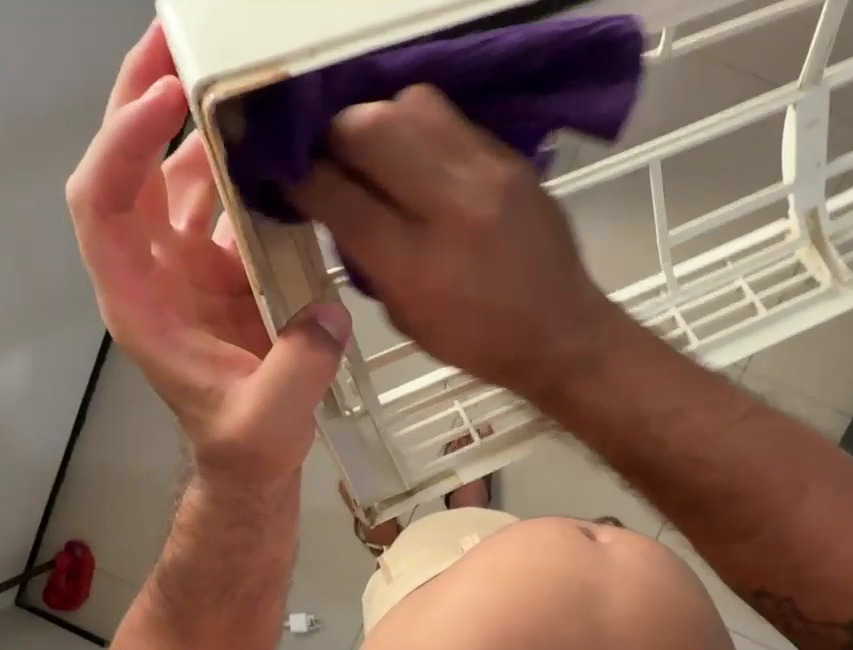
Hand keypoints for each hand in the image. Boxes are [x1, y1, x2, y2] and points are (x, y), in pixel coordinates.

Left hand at [67, 21, 350, 488]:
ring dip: (195, 124)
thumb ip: (296, 367)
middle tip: (175, 38)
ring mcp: (187, 266)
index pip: (103, 205)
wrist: (252, 462)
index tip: (167, 98)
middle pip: (126, 169)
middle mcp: (152, 270)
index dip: (123, 146)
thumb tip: (328, 312)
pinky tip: (273, 140)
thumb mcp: (267, 421)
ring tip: (231, 72)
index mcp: (139, 302)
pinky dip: (241, 167)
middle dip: (141, 100)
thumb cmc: (243, 448)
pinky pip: (223, 202)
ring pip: (174, 177)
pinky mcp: (224, 269)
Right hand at [289, 86, 626, 399]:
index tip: (291, 178)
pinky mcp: (511, 160)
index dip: (302, 180)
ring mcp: (487, 174)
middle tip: (335, 160)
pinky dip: (422, 131)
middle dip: (336, 138)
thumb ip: (365, 257)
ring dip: (380, 123)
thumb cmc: (477, 341)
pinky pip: (450, 119)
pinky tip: (421, 161)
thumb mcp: (404, 316)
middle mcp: (450, 208)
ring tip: (380, 155)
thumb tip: (334, 205)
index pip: (338, 195)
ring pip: (410, 105)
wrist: (562, 333)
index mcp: (415, 265)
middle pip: (367, 129)